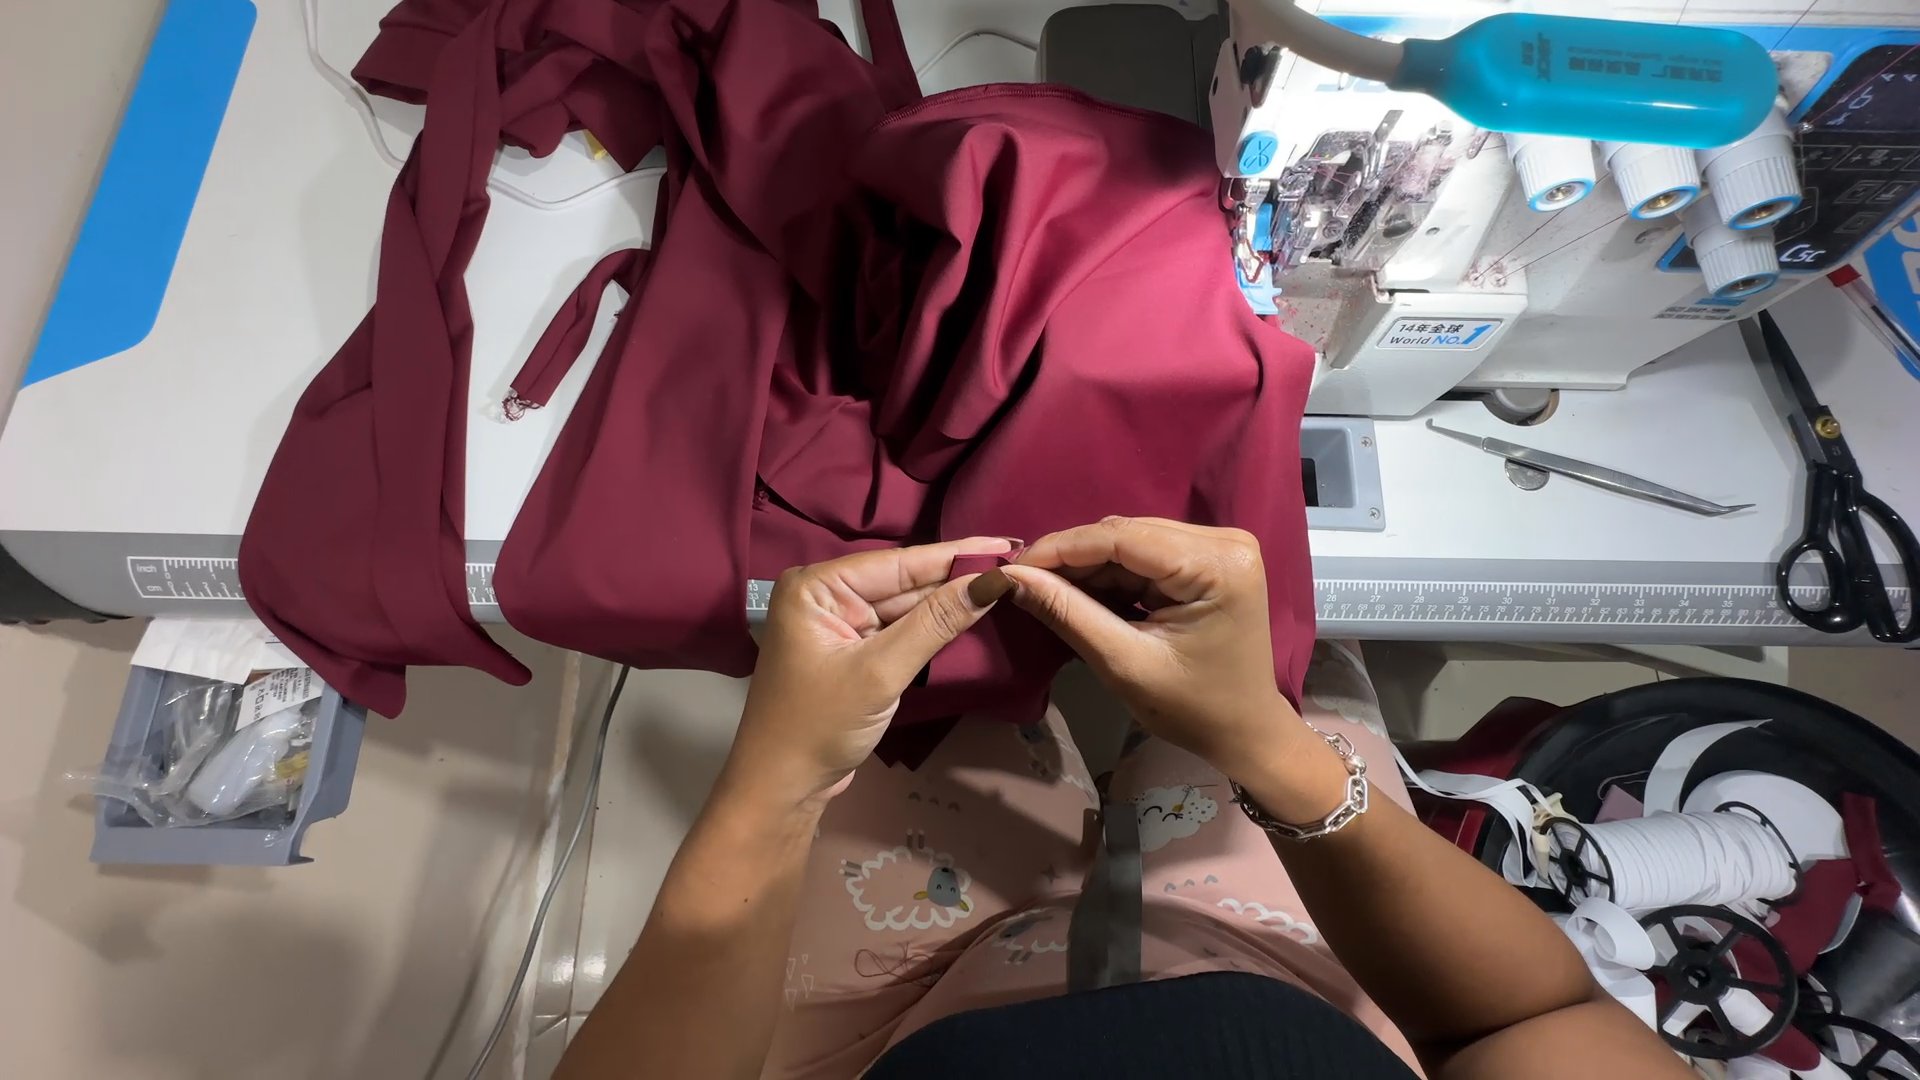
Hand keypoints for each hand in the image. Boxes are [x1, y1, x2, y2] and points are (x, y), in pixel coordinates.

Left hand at [723, 537, 1016, 808]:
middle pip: (904, 581)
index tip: (1006, 543)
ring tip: (1004, 581)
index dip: (956, 554)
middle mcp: (827, 594)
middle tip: (1014, 563)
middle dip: (956, 576)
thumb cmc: (818, 725)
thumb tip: (990, 583)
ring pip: (906, 605)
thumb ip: (934, 623)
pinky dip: (933, 626)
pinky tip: (970, 611)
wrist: (782, 789)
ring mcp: (840, 623)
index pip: (898, 562)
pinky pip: (900, 628)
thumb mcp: (880, 672)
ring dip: (949, 600)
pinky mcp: (853, 650)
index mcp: (818, 586)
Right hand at [1000, 517, 1300, 771]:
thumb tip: (1010, 576)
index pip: (1122, 537)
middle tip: (1024, 582)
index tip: (1013, 566)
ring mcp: (1218, 546)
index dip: (1062, 548)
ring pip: (1129, 541)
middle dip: (1072, 558)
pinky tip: (1082, 594)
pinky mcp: (1207, 557)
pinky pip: (1143, 554)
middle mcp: (1223, 541)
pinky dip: (1109, 574)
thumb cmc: (1192, 708)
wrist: (1244, 731)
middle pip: (1126, 534)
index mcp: (1217, 564)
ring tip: (1047, 591)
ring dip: (1087, 566)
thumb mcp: (1124, 663)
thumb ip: (1068, 613)